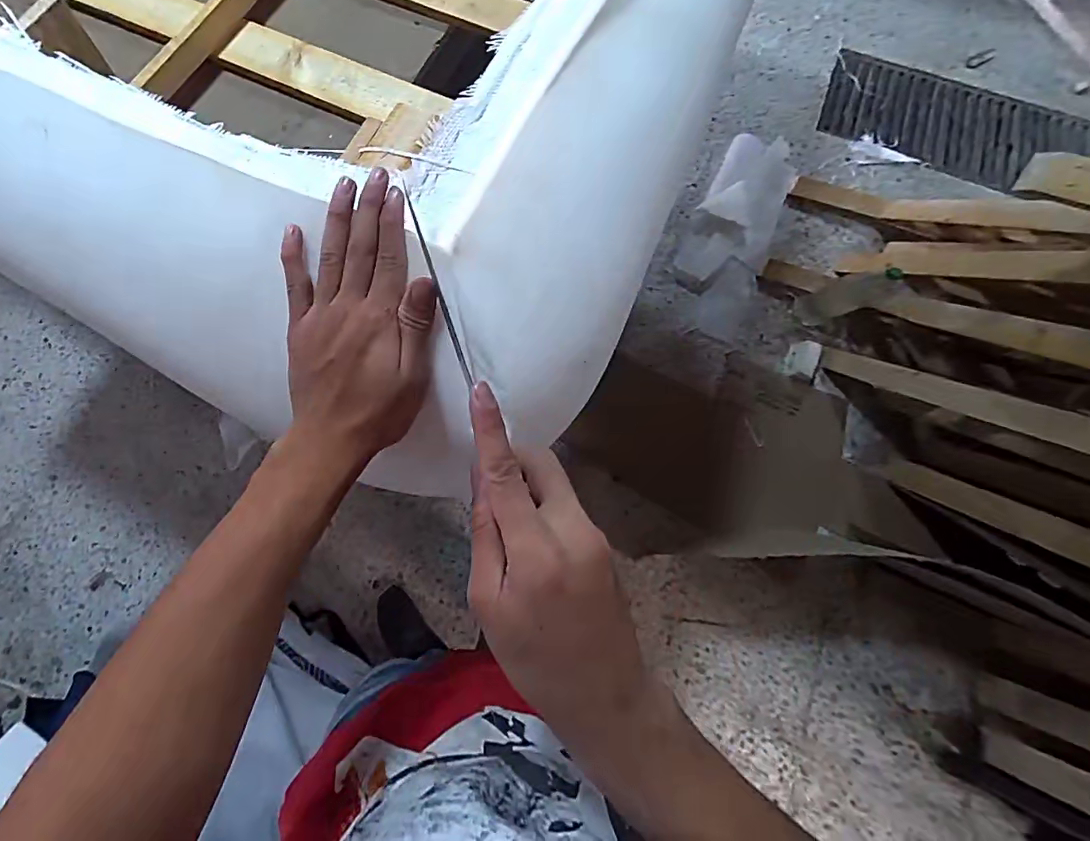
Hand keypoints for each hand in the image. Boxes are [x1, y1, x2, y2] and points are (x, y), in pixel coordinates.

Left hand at [279, 167, 437, 474]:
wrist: (328, 437)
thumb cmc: (378, 411)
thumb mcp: (412, 376)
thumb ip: (415, 326)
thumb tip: (424, 281)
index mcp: (379, 317)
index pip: (390, 259)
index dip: (392, 223)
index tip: (394, 192)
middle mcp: (349, 307)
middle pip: (361, 249)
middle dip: (368, 209)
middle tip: (373, 176)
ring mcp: (320, 315)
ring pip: (331, 258)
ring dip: (337, 221)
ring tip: (342, 187)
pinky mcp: (300, 328)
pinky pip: (295, 287)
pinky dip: (293, 258)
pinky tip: (293, 231)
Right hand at [467, 382, 655, 754]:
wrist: (607, 698)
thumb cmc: (533, 660)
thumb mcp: (488, 603)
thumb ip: (484, 535)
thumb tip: (482, 482)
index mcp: (535, 552)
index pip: (506, 475)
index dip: (491, 430)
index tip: (482, 391)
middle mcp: (572, 531)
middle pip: (541, 463)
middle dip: (512, 457)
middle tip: (487, 488)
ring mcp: (595, 535)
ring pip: (553, 482)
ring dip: (525, 486)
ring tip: (507, 533)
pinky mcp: (604, 542)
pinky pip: (564, 504)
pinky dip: (540, 506)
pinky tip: (531, 549)